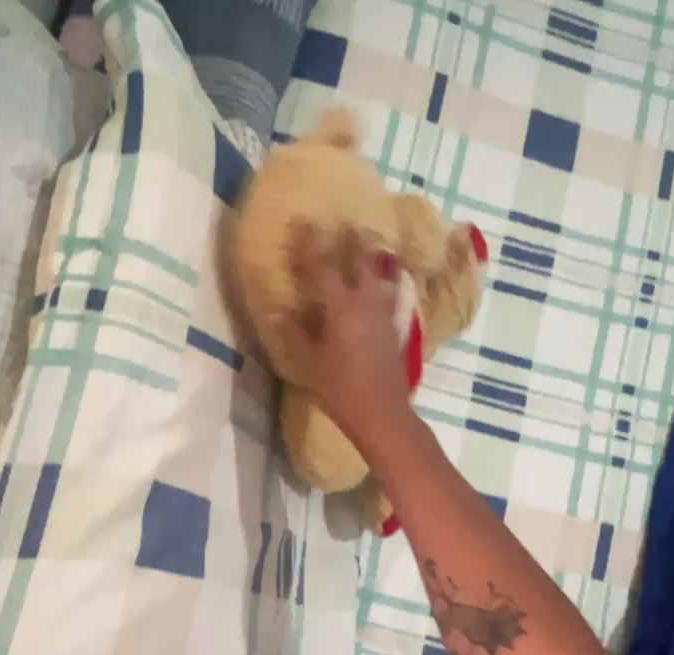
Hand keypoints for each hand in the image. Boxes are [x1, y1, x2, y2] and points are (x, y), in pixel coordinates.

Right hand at [271, 218, 412, 444]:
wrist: (383, 415)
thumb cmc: (341, 391)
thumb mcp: (310, 364)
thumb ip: (294, 334)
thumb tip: (277, 310)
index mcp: (341, 307)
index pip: (322, 266)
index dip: (310, 243)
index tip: (303, 220)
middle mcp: (366, 304)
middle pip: (361, 262)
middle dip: (353, 241)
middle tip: (347, 226)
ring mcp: (385, 316)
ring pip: (381, 277)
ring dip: (372, 260)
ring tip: (369, 247)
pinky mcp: (395, 331)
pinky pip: (391, 297)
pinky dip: (385, 284)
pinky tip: (385, 286)